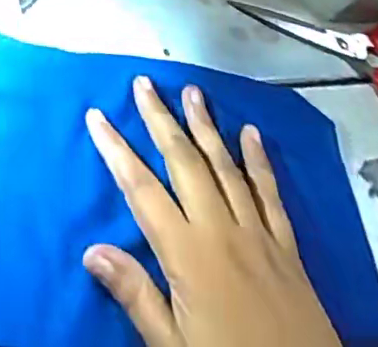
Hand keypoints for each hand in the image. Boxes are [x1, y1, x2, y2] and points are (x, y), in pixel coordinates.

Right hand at [84, 76, 341, 346]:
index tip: (98, 118)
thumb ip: (135, 294)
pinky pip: (269, 191)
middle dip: (160, 120)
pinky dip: (258, 160)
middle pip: (183, 162)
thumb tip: (93, 250)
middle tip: (144, 84)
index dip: (116, 150)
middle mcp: (220, 229)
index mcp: (187, 252)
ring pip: (225, 166)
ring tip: (191, 92)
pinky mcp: (285, 242)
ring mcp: (256, 231)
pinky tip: (250, 133)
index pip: (141, 189)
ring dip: (205, 126)